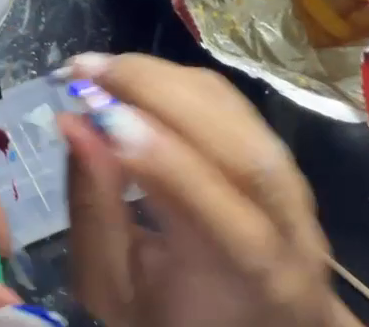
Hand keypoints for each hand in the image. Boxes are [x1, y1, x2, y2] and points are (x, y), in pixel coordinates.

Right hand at [61, 54, 356, 326]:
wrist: (244, 324)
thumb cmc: (168, 317)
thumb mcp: (111, 286)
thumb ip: (94, 210)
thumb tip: (73, 123)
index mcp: (252, 287)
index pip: (228, 222)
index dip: (164, 162)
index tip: (94, 115)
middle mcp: (292, 238)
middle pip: (244, 153)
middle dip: (158, 97)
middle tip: (83, 70)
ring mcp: (295, 195)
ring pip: (240, 119)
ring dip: (162, 80)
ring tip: (96, 68)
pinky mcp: (280, 161)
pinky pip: (235, 107)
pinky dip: (177, 81)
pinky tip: (129, 79)